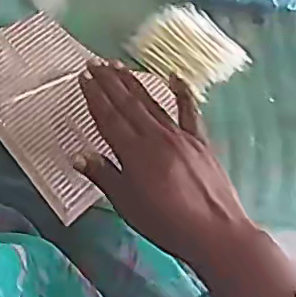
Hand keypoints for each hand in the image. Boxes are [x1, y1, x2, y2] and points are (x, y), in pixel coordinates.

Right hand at [76, 63, 295, 296]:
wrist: (217, 234)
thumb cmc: (166, 223)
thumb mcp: (126, 203)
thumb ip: (104, 175)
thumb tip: (79, 156)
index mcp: (134, 152)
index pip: (108, 117)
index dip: (94, 95)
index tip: (84, 77)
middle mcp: (156, 137)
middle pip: (127, 103)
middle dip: (108, 81)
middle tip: (94, 62)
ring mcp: (180, 136)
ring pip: (151, 102)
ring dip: (132, 82)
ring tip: (117, 65)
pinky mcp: (200, 142)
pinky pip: (189, 111)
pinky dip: (182, 92)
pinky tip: (174, 77)